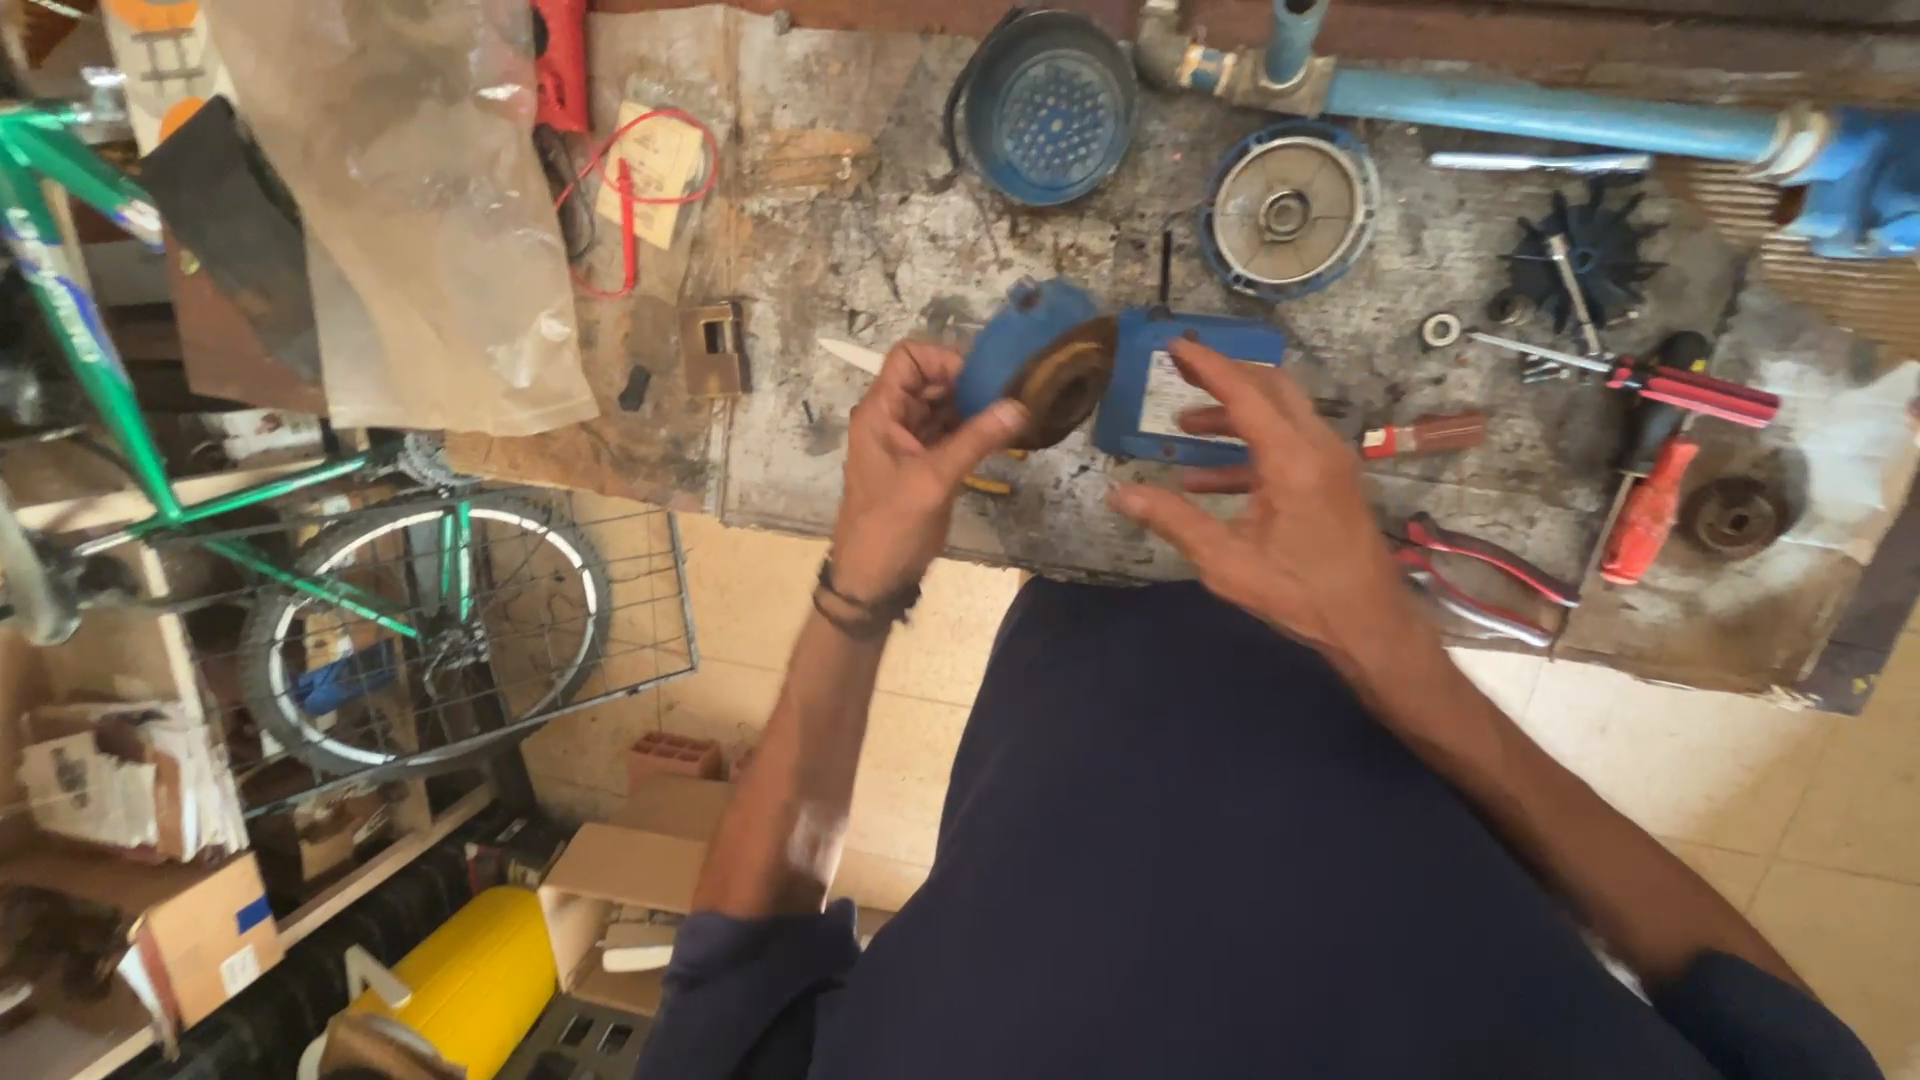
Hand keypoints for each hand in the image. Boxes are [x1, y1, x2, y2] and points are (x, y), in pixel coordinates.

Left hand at [830, 341, 1026, 601]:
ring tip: (1012, 413)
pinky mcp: (925, 466)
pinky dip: (974, 433)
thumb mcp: (934, 480)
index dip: (943, 359)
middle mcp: (892, 420)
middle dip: (966, 383)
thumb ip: (976, 440)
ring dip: (974, 408)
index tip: (979, 380)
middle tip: (1008, 394)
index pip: (907, 358)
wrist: (872, 579)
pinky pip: (950, 436)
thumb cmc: (890, 527)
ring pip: (943, 408)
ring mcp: (908, 443)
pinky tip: (1004, 436)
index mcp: (880, 413)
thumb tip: (1019, 405)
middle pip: (930, 380)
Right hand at [1107, 339, 1443, 691]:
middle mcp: (1316, 448)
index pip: (1245, 394)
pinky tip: (1206, 481)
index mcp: (1292, 460)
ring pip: (1279, 415)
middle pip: (1269, 389)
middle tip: (1180, 371)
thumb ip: (1173, 520)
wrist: (1369, 624)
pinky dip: (1246, 451)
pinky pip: (1285, 446)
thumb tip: (1119, 493)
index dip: (1207, 366)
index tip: (1174, 346)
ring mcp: (1328, 463)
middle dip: (1223, 377)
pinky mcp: (1329, 481)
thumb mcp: (1226, 561)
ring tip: (1184, 429)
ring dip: (1231, 417)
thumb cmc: (1299, 593)